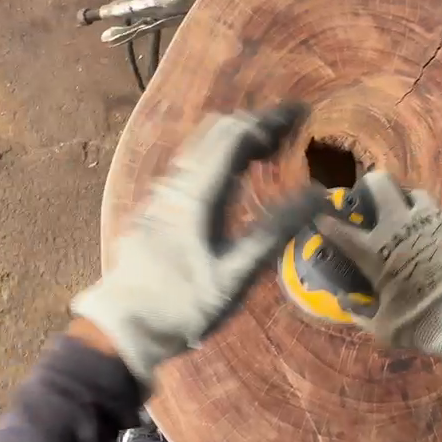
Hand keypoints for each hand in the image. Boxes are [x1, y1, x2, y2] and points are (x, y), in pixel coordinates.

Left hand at [73, 103, 323, 386]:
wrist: (123, 328)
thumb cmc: (182, 305)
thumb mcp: (235, 275)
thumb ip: (275, 232)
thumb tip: (319, 195)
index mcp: (197, 195)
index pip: (236, 136)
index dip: (270, 120)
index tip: (303, 113)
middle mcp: (176, 185)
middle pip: (216, 133)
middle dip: (255, 124)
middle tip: (289, 131)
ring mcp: (161, 196)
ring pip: (199, 148)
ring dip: (234, 140)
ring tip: (266, 151)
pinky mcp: (154, 211)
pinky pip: (190, 167)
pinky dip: (218, 159)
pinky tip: (230, 183)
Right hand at [315, 172, 441, 390]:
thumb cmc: (421, 324)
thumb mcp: (383, 327)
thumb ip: (360, 312)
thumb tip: (345, 302)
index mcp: (374, 251)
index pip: (340, 228)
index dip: (327, 221)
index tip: (322, 219)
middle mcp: (400, 225)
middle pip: (380, 184)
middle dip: (371, 186)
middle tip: (371, 199)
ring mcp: (433, 219)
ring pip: (416, 193)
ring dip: (408, 201)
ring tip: (408, 216)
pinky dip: (438, 224)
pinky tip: (440, 238)